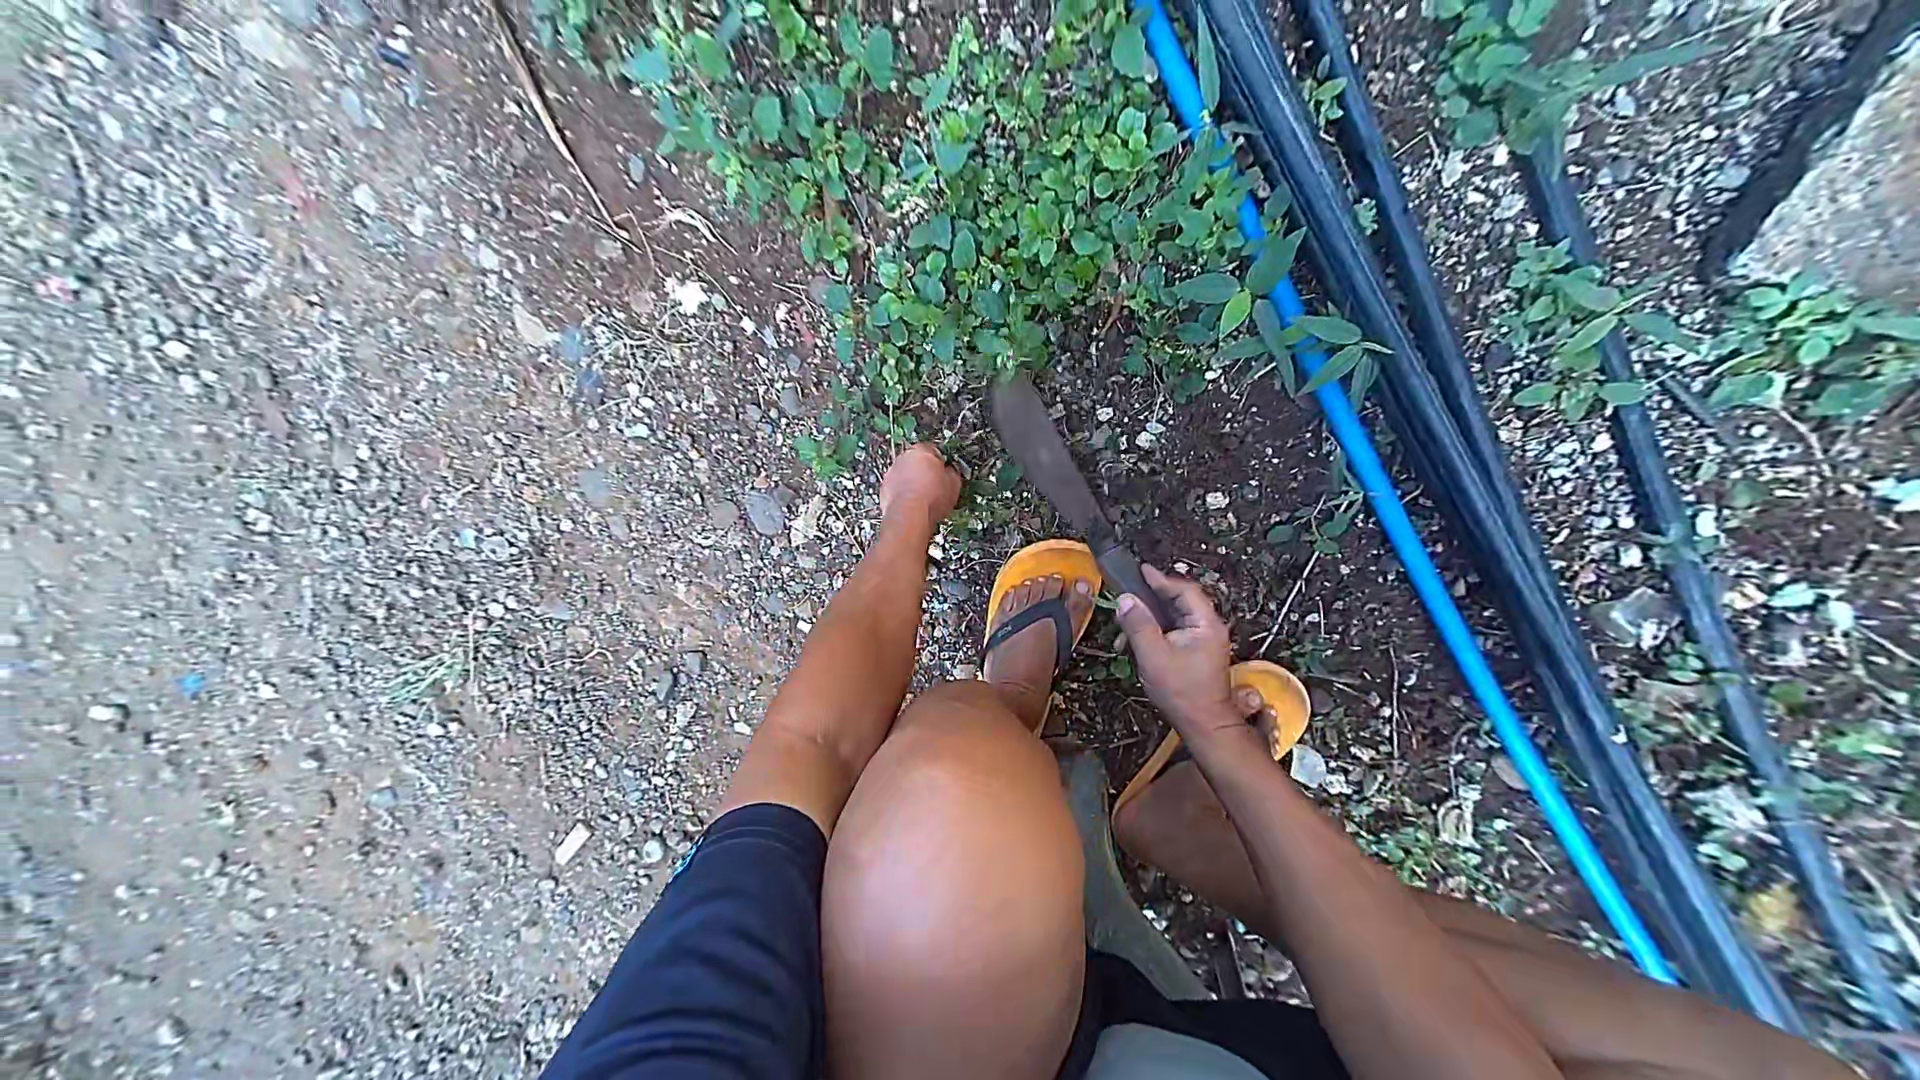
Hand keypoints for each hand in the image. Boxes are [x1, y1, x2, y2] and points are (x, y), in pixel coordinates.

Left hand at [878, 443, 961, 533]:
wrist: (909, 515)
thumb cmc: (930, 498)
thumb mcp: (954, 484)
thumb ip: (952, 473)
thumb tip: (950, 473)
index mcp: (922, 451)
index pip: (933, 450)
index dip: (940, 462)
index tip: (944, 472)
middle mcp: (903, 458)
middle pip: (916, 462)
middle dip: (924, 471)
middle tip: (935, 485)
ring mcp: (891, 473)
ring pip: (904, 475)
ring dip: (912, 482)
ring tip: (924, 498)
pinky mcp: (884, 489)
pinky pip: (895, 488)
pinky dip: (902, 494)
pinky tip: (912, 505)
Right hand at [1114, 565, 1266, 758]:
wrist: (1203, 724)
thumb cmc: (1183, 693)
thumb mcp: (1154, 655)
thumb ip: (1139, 625)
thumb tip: (1126, 600)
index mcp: (1205, 624)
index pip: (1184, 590)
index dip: (1161, 579)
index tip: (1141, 571)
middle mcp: (1208, 628)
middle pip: (1179, 601)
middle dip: (1152, 598)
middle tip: (1130, 592)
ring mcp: (1204, 640)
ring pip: (1174, 616)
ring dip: (1151, 617)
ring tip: (1128, 622)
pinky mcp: (1196, 651)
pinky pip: (1174, 631)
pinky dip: (1155, 630)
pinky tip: (1138, 639)